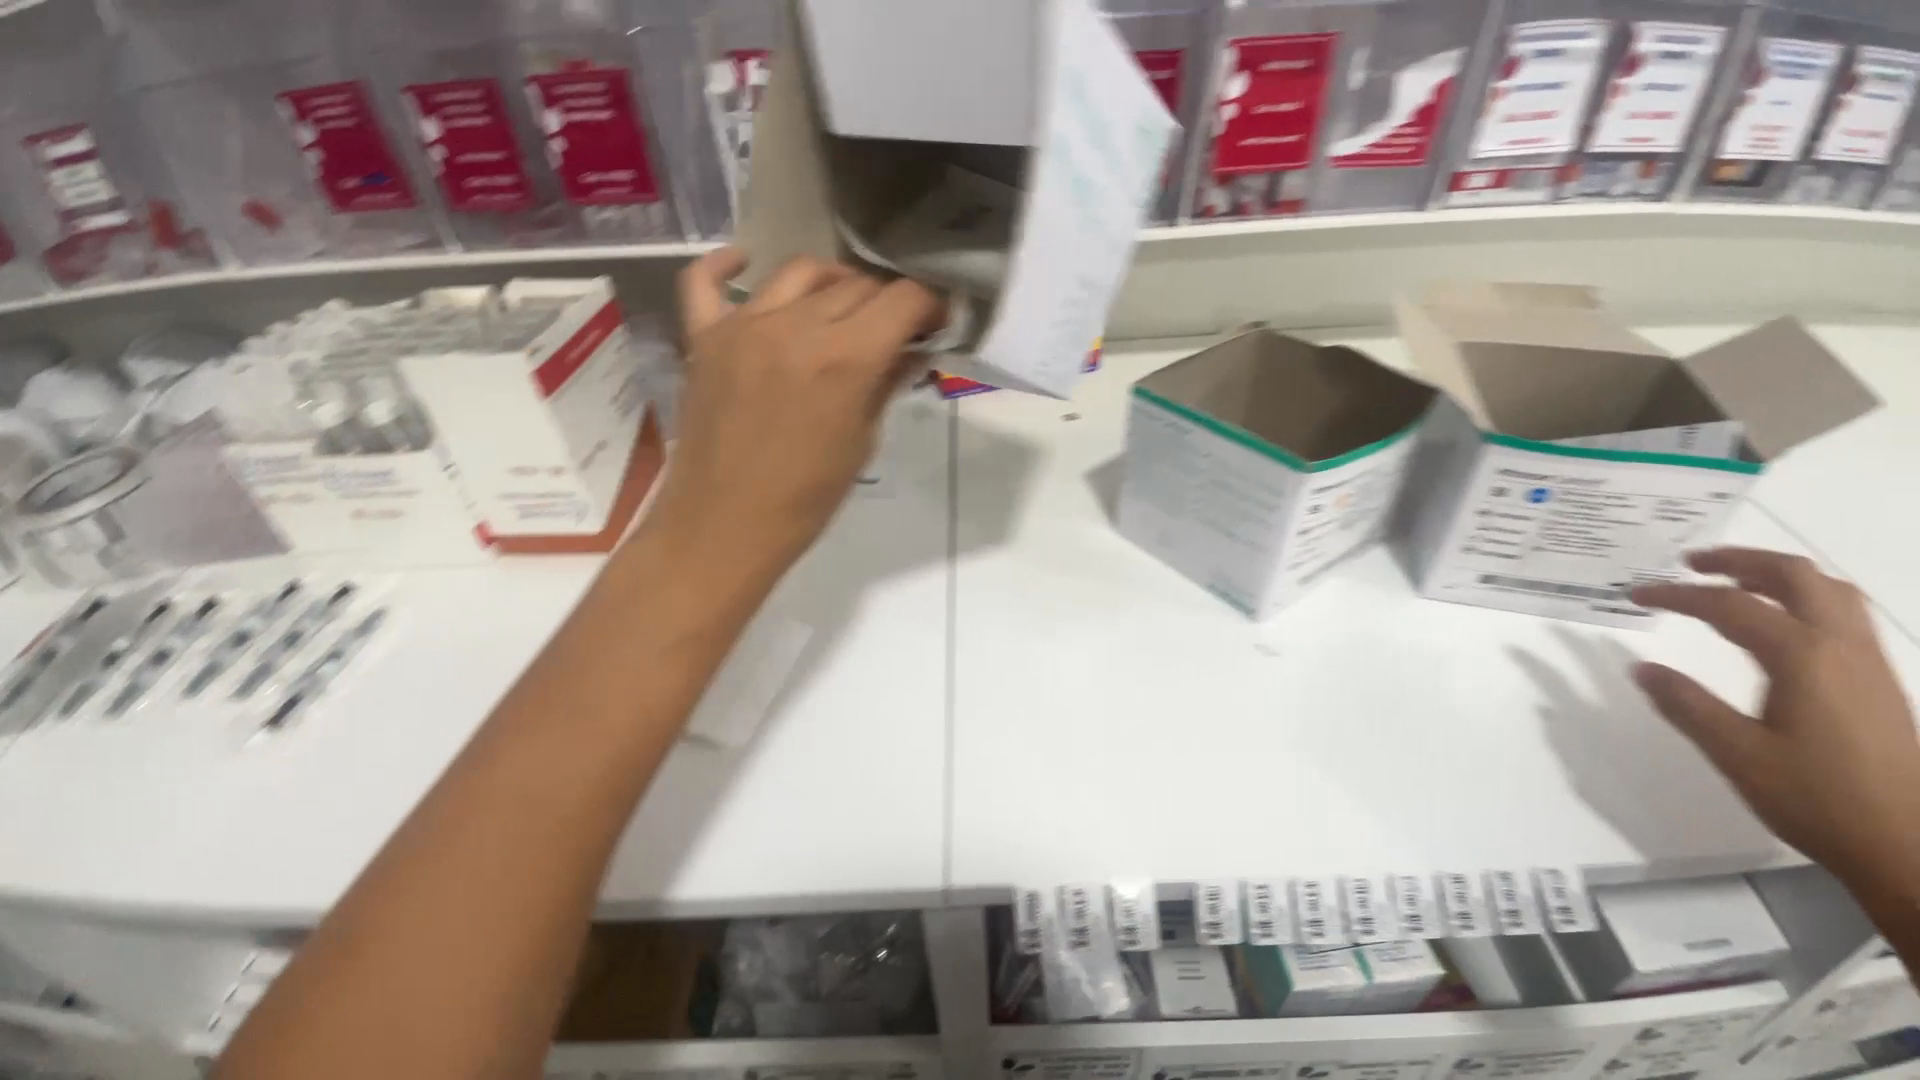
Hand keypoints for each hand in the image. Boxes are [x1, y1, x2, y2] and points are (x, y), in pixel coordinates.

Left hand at [650, 248, 941, 576]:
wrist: (723, 527)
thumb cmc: (804, 500)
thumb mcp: (861, 442)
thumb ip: (886, 384)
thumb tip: (912, 350)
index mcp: (843, 359)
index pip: (901, 300)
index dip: (929, 305)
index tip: (935, 322)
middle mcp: (794, 327)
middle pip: (855, 285)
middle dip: (885, 301)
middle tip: (893, 329)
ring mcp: (742, 327)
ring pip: (799, 272)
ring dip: (832, 283)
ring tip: (841, 307)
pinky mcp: (703, 337)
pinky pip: (704, 280)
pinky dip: (726, 266)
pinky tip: (745, 265)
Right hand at [1632, 549, 1919, 892]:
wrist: (1908, 846)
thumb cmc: (1817, 799)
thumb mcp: (1736, 754)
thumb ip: (1686, 705)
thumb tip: (1642, 668)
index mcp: (1803, 658)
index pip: (1730, 605)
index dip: (1677, 594)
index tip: (1636, 595)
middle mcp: (1842, 648)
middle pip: (1795, 577)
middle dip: (1740, 561)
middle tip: (1692, 564)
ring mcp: (1868, 664)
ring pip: (1829, 592)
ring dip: (1777, 575)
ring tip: (1734, 581)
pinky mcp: (1878, 682)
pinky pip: (1843, 616)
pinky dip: (1803, 599)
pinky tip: (1778, 624)